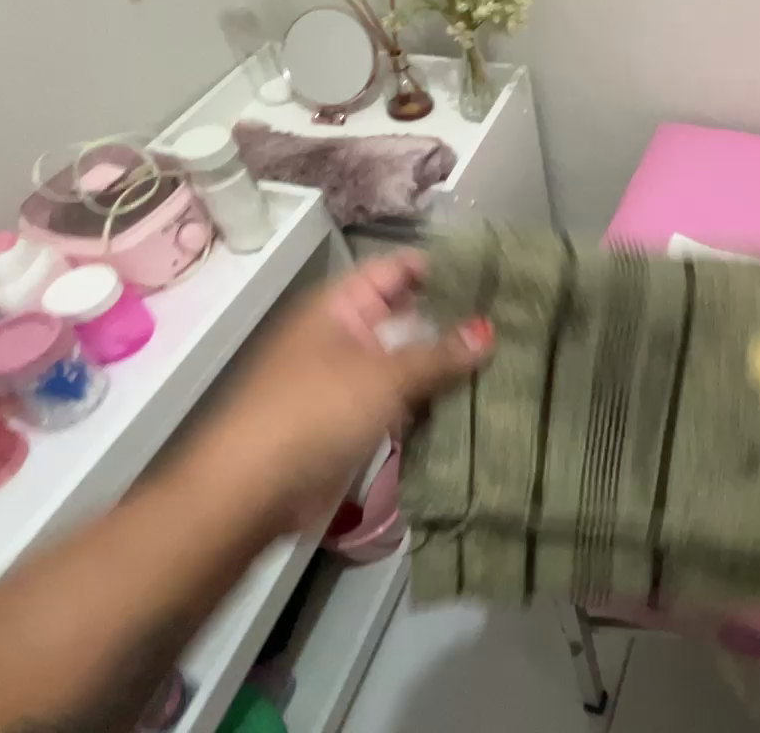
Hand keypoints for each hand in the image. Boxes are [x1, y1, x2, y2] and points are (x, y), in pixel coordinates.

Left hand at [185, 251, 490, 531]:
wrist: (249, 491)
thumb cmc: (315, 413)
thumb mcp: (385, 377)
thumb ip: (440, 354)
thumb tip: (488, 331)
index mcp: (341, 306)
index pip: (399, 269)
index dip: (443, 268)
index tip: (494, 276)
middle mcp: (345, 333)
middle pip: (406, 314)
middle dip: (452, 319)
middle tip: (510, 319)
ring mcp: (348, 376)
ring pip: (407, 359)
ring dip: (445, 363)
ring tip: (503, 357)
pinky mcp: (352, 417)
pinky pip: (400, 396)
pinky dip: (429, 397)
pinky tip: (472, 398)